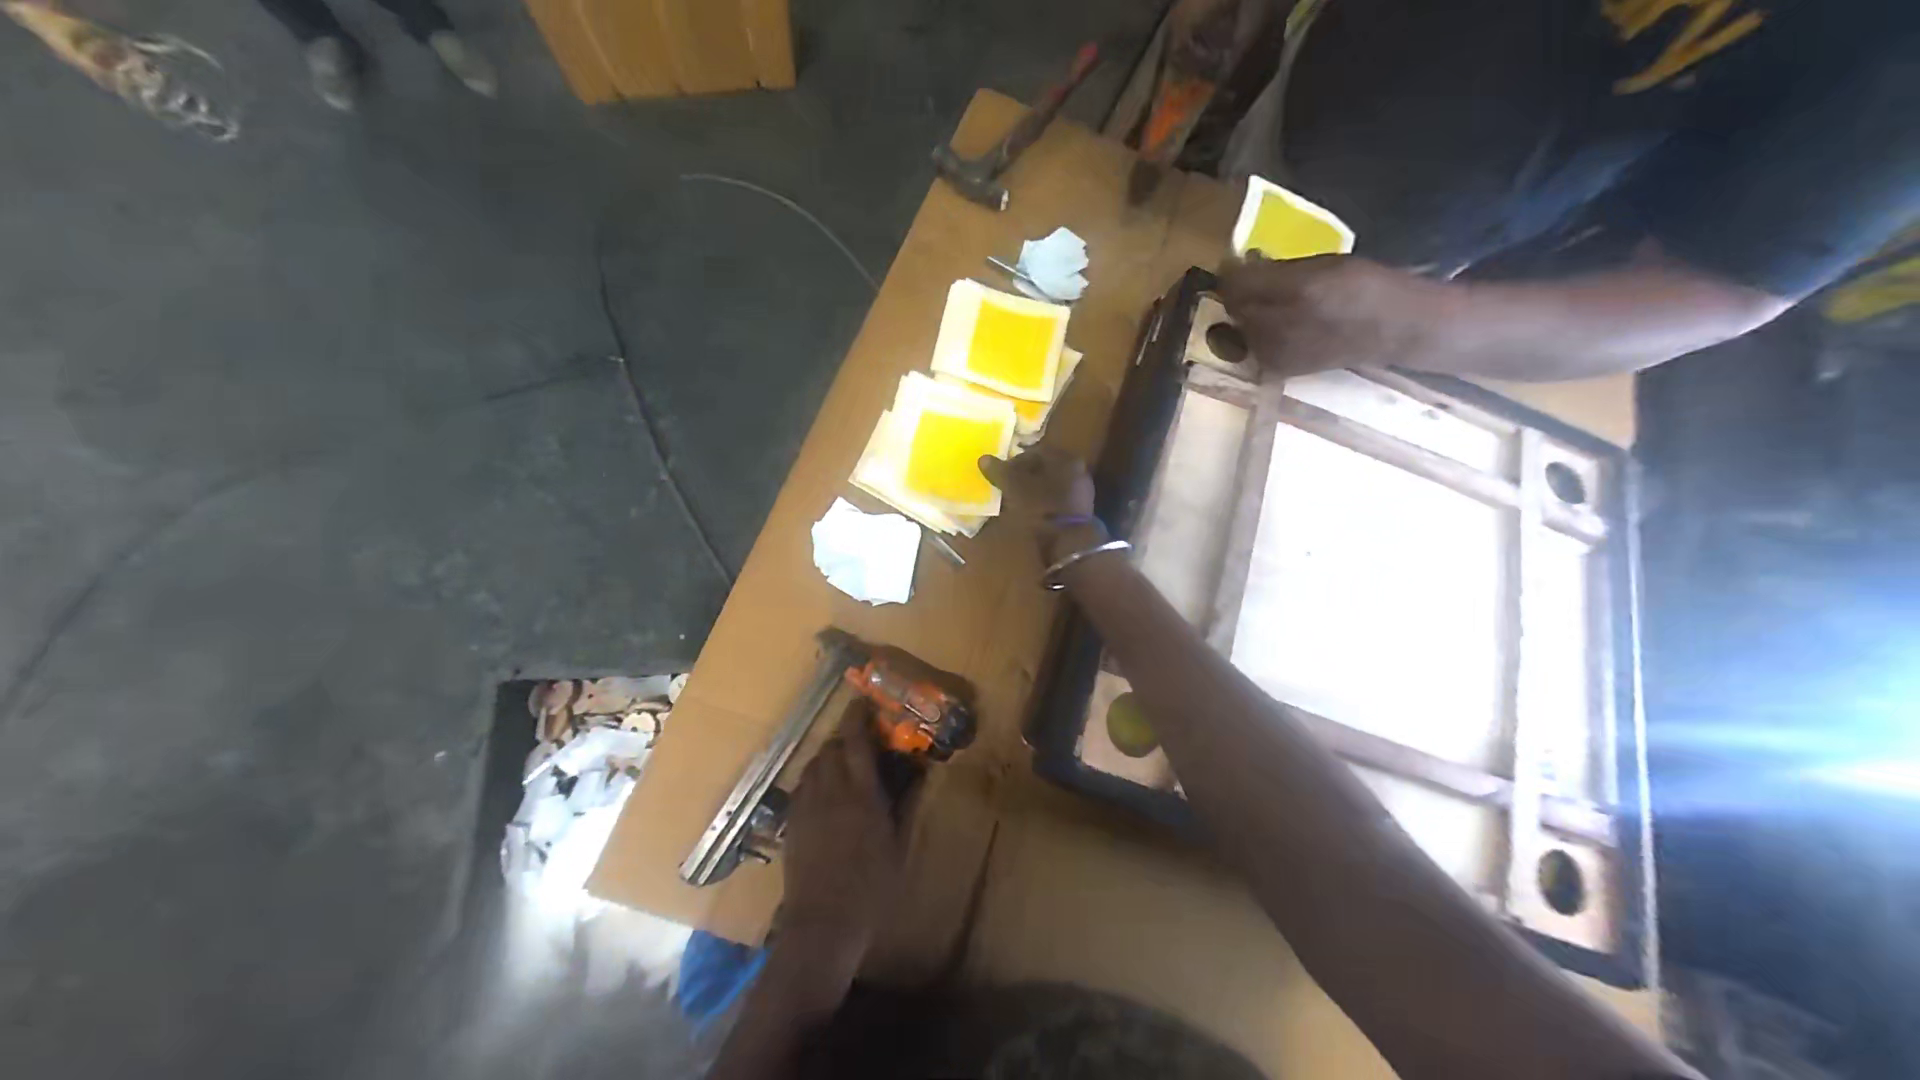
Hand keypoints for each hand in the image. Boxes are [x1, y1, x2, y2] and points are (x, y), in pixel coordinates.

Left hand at [778, 699, 903, 963]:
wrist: (823, 924)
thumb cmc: (872, 888)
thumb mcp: (898, 845)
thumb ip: (906, 804)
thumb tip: (918, 772)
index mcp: (860, 795)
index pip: (855, 741)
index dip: (858, 716)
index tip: (865, 701)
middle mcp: (829, 792)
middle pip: (831, 747)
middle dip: (845, 736)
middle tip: (862, 740)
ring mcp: (806, 807)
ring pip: (813, 764)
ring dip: (829, 755)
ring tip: (844, 764)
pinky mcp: (792, 823)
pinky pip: (802, 785)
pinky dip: (815, 776)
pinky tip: (826, 791)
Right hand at [977, 446, 1104, 563]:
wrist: (1069, 541)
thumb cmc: (1041, 507)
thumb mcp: (1014, 487)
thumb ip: (999, 471)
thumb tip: (983, 458)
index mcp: (1064, 458)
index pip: (1034, 452)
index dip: (1014, 462)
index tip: (1001, 475)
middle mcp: (1078, 470)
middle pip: (1044, 469)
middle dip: (1025, 477)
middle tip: (1008, 488)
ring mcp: (1083, 491)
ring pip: (1052, 485)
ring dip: (1035, 491)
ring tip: (1018, 502)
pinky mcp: (1083, 511)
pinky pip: (1058, 500)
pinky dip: (1045, 503)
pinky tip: (1033, 514)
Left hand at [1217, 254, 1447, 376]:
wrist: (1392, 329)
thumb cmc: (1363, 286)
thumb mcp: (1323, 263)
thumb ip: (1280, 267)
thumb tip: (1245, 264)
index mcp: (1295, 290)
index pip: (1237, 281)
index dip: (1232, 271)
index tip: (1236, 263)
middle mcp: (1279, 324)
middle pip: (1235, 306)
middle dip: (1240, 293)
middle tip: (1252, 283)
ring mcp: (1275, 350)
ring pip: (1241, 327)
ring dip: (1247, 315)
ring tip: (1269, 305)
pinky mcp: (1277, 368)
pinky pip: (1253, 346)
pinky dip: (1258, 334)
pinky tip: (1277, 326)